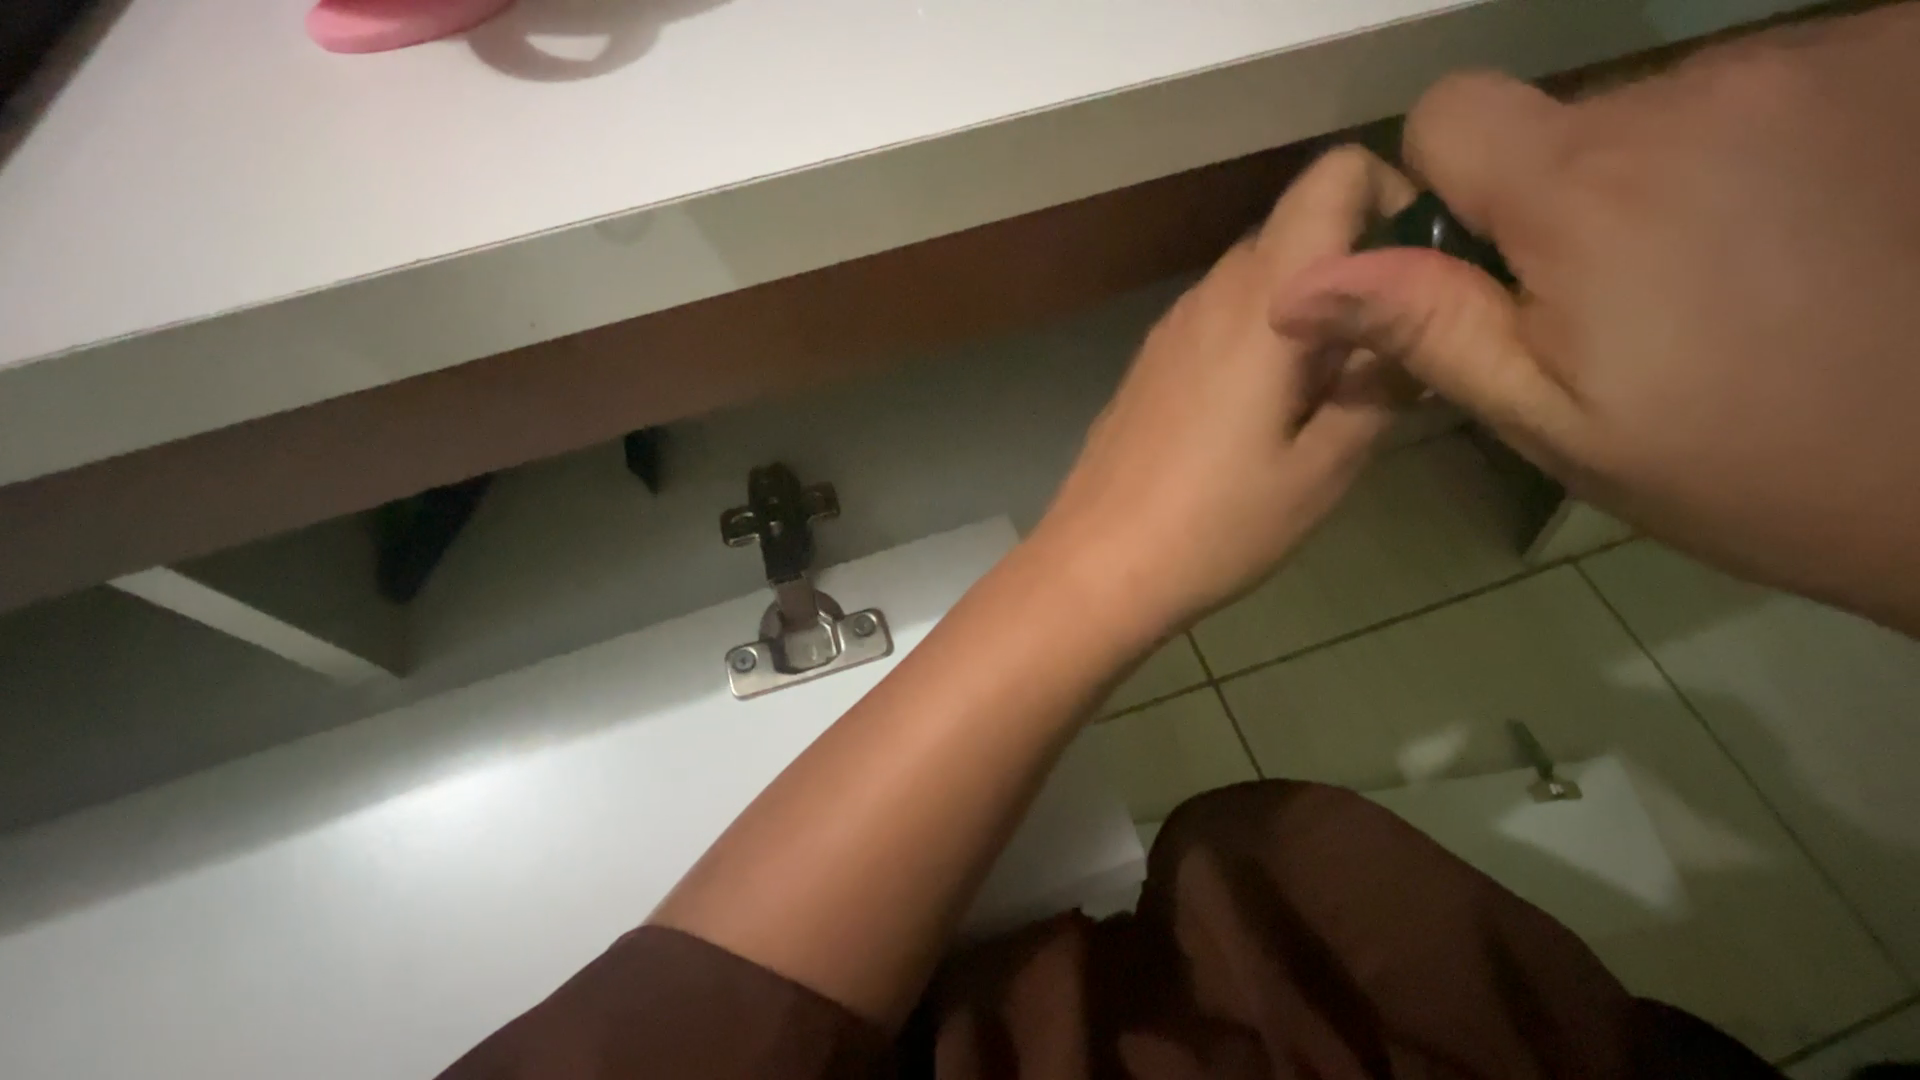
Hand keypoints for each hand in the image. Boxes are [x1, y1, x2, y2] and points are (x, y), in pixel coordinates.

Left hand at [1029, 148, 1417, 643]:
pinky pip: (1219, 320)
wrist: (1098, 566)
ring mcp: (1172, 327)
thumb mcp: (1324, 466)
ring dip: (1307, 311)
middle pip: (1299, 227)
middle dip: (1356, 271)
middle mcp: (1212, 292)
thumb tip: (1415, 331)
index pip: (1335, 176)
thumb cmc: (1218, 524)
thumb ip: (1381, 383)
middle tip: (1381, 359)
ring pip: (1258, 278)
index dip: (1392, 199)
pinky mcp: (1150, 362)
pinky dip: (1259, 338)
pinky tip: (1260, 417)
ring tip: (1322, 399)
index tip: (1420, 277)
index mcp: (1265, 298)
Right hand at [1271, 5, 1919, 631]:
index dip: (1440, 180)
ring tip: (1725, 275)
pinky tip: (1812, 231)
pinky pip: (1773, 87)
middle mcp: (1703, 90)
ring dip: (1662, 175)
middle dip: (1557, 197)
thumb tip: (1297, 288)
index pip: (1448, 112)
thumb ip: (1427, 328)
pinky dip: (1760, 149)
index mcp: (1586, 190)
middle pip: (1560, 118)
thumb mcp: (1547, 419)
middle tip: (1618, 301)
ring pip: (1666, 105)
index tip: (1482, 257)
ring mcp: (1830, 59)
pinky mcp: (1913, 56)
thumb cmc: (1736, 464)